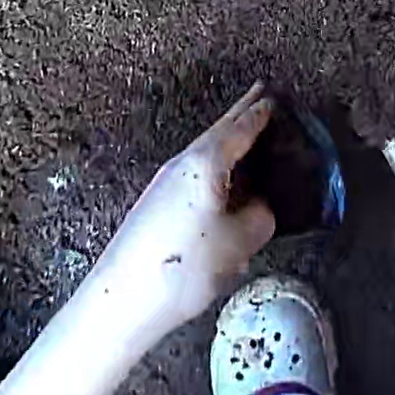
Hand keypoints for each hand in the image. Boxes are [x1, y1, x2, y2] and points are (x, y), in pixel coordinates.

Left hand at [86, 82, 277, 335]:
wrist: (120, 301)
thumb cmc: (185, 266)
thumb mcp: (240, 243)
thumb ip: (261, 217)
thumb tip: (258, 207)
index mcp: (207, 162)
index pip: (240, 129)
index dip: (260, 114)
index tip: (274, 99)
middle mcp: (184, 162)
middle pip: (219, 129)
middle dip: (241, 110)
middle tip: (259, 92)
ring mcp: (167, 180)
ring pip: (206, 148)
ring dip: (228, 135)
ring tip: (245, 130)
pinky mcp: (158, 202)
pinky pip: (197, 167)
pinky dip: (217, 159)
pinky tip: (222, 177)